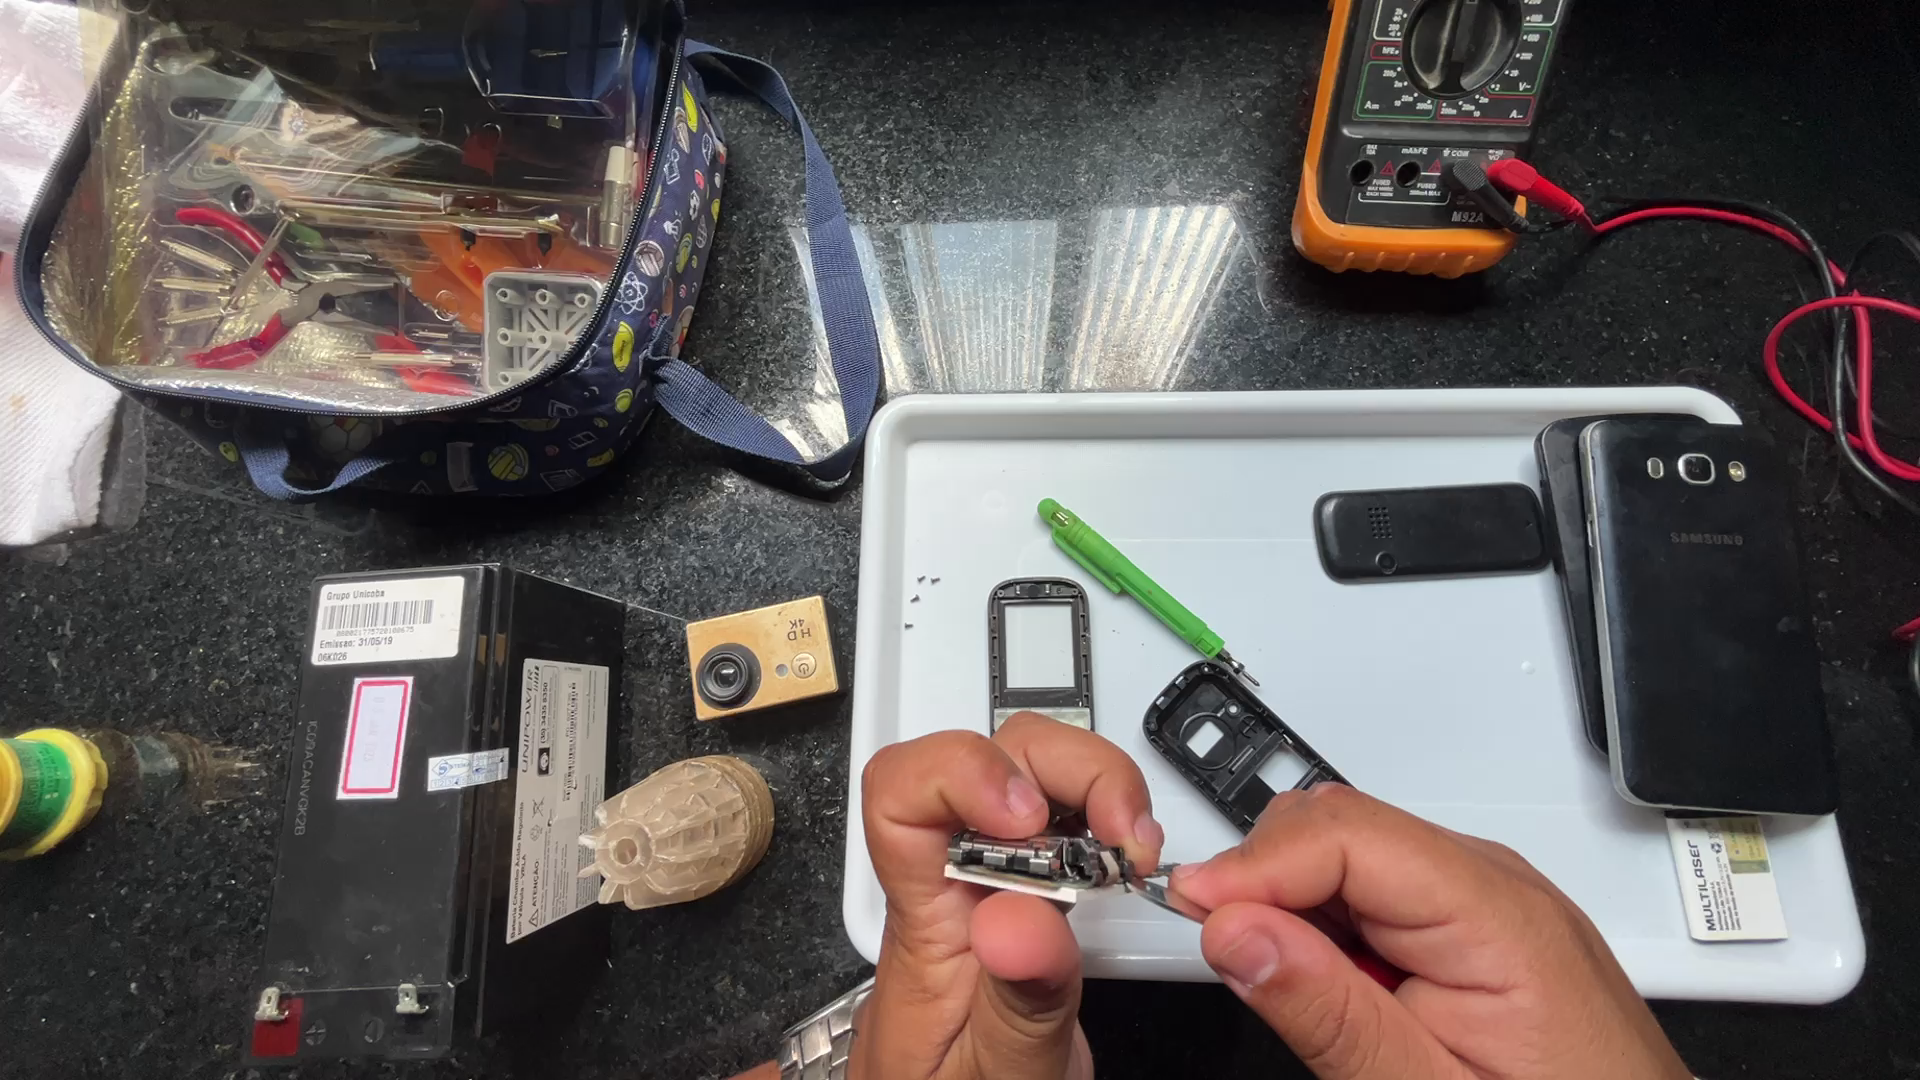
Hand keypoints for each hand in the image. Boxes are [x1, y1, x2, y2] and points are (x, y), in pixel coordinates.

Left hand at [853, 713, 1163, 1079]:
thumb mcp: (997, 1075)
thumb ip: (1014, 1004)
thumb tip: (1022, 918)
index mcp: (924, 915)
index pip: (898, 794)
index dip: (960, 772)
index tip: (1030, 817)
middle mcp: (955, 869)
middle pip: (989, 752)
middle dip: (1068, 767)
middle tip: (1122, 830)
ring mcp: (998, 860)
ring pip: (1030, 761)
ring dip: (1094, 780)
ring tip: (1132, 842)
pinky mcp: (1036, 866)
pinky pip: (1065, 799)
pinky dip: (1108, 803)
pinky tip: (1128, 849)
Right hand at [1169, 785, 1691, 1079]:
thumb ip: (1330, 1017)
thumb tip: (1231, 928)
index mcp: (1501, 918)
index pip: (1342, 834)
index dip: (1254, 863)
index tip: (1192, 906)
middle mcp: (1491, 884)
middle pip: (1333, 824)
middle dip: (1264, 876)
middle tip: (1231, 949)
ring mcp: (1476, 895)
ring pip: (1335, 846)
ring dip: (1285, 899)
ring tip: (1293, 982)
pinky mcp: (1458, 915)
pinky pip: (1359, 882)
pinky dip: (1317, 921)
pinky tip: (1332, 980)